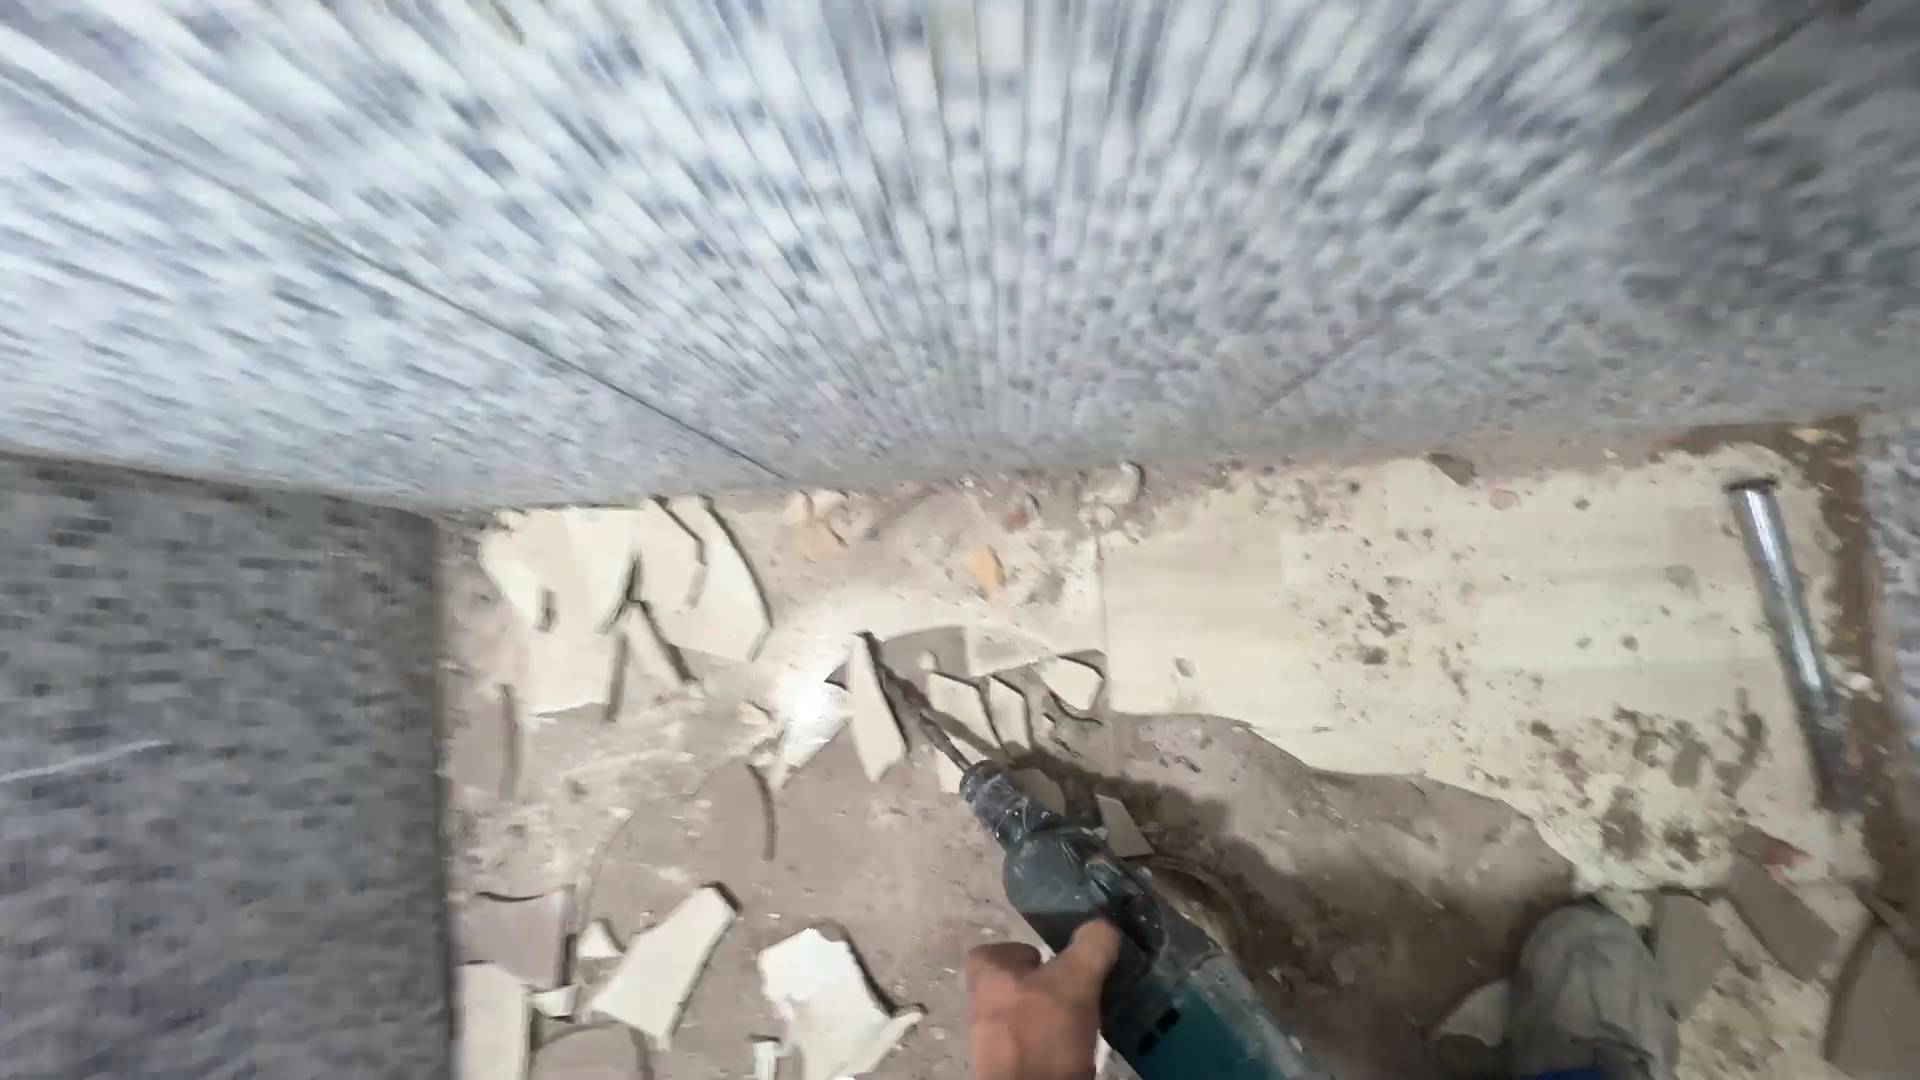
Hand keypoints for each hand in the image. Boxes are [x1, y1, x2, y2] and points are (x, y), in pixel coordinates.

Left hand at [964, 920, 1121, 1079]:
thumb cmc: (1042, 1031)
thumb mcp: (1076, 979)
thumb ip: (1091, 945)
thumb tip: (1105, 925)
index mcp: (983, 969)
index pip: (1015, 947)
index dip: (1041, 956)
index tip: (1063, 970)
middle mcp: (978, 1000)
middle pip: (1024, 982)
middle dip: (1051, 990)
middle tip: (1076, 998)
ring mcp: (988, 1038)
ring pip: (1028, 1016)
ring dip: (1052, 1021)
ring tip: (1077, 1028)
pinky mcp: (1003, 1068)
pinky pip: (1030, 1046)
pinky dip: (1050, 1048)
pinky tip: (1069, 1054)